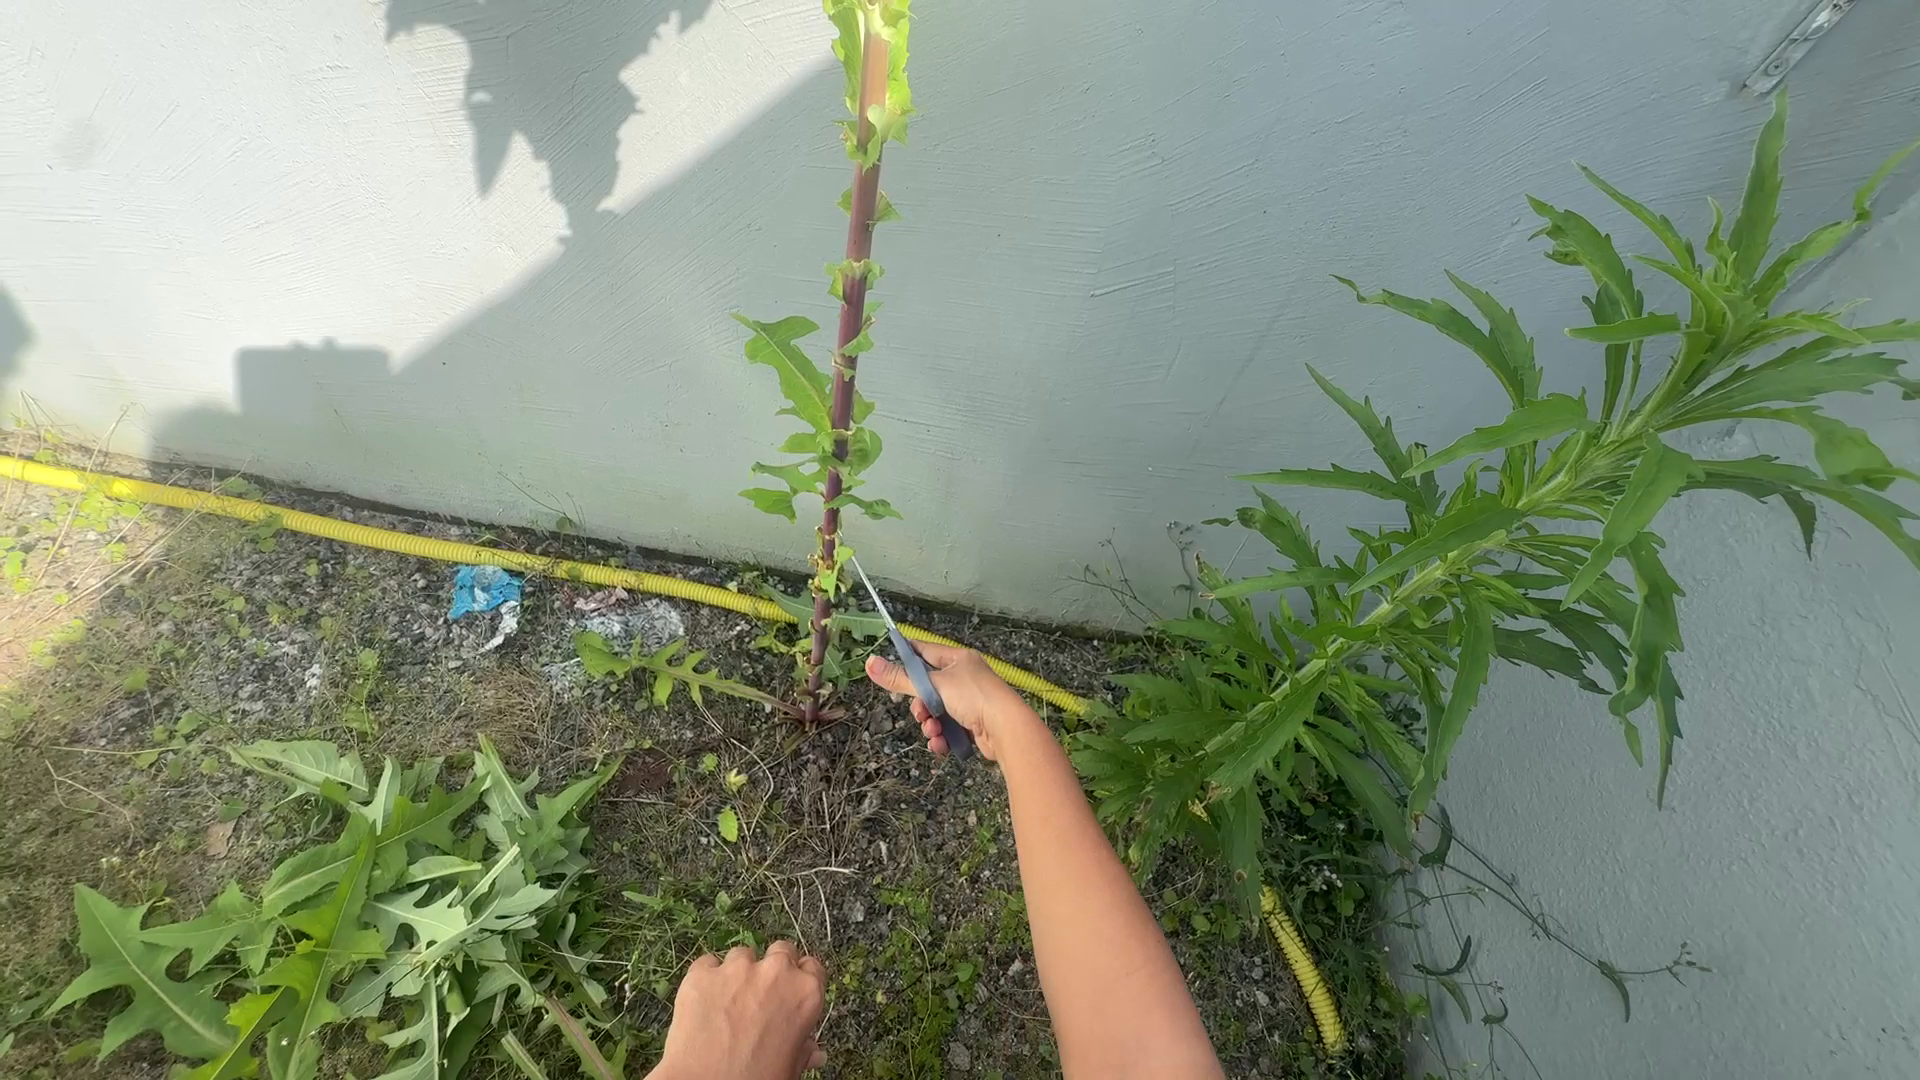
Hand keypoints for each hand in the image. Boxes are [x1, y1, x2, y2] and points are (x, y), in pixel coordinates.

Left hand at [648, 941, 826, 1079]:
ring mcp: (738, 969)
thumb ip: (802, 1050)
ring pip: (742, 956)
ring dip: (737, 974)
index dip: (800, 979)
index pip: (812, 967)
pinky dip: (705, 979)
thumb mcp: (789, 1069)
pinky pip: (706, 964)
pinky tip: (703, 1003)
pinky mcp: (703, 974)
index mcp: (805, 993)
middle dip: (772, 968)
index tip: (790, 991)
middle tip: (760, 996)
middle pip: (781, 951)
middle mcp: (776, 971)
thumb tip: (814, 1051)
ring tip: (726, 1005)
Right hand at [863, 643, 1036, 761]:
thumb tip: (870, 663)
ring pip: (936, 711)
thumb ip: (901, 678)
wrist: (1006, 728)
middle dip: (920, 704)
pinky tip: (941, 743)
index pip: (924, 651)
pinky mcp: (973, 724)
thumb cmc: (974, 697)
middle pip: (928, 688)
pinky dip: (942, 737)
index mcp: (958, 659)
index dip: (906, 660)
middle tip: (920, 712)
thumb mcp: (933, 685)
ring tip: (934, 730)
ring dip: (930, 723)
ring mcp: (970, 701)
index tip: (889, 670)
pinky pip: (948, 728)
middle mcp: (965, 677)